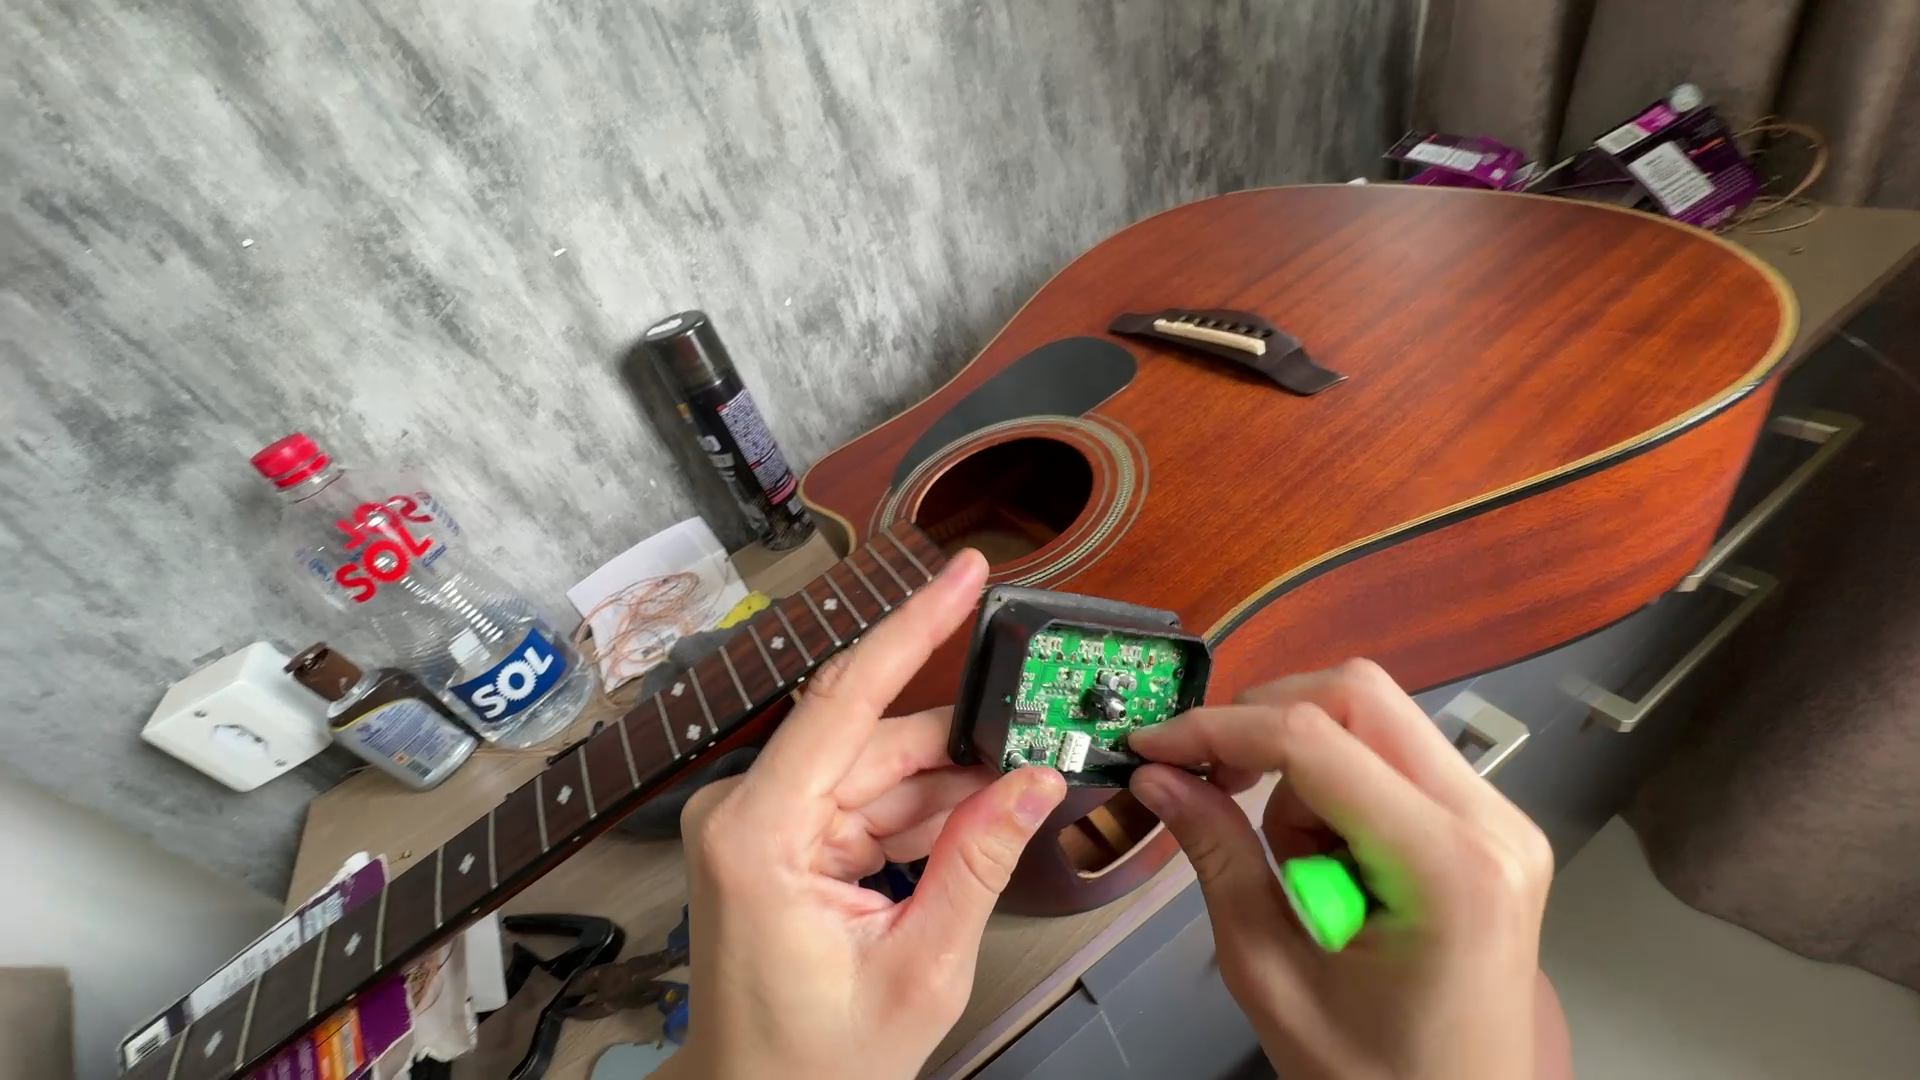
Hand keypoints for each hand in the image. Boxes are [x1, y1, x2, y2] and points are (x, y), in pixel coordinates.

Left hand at [676, 549, 1068, 1079]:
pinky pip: (870, 789)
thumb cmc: (810, 1059)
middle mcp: (751, 804)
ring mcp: (767, 811)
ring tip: (1003, 802)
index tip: (962, 576)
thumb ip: (978, 862)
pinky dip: (922, 803)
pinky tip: (964, 822)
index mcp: (760, 832)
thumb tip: (1031, 784)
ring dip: (946, 781)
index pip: (844, 697)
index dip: (913, 626)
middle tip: (1030, 737)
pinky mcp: (787, 823)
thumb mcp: (920, 969)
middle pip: (878, 734)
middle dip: (959, 742)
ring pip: (882, 760)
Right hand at [1127, 660, 1557, 1079]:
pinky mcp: (1482, 819)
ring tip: (1286, 853)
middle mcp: (1489, 820)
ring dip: (1296, 758)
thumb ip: (1216, 854)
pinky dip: (1326, 774)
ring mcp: (1496, 814)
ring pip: (1367, 712)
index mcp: (1446, 868)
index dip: (1217, 729)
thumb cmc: (1369, 1074)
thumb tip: (1155, 775)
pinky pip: (1384, 749)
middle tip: (1213, 777)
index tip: (1153, 747)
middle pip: (1355, 693)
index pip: (1312, 740)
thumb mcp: (1269, 969)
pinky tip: (1322, 848)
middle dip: (1261, 719)